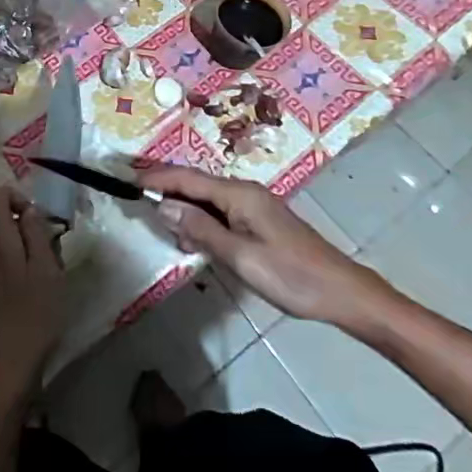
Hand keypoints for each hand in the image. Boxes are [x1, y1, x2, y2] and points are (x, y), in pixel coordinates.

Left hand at [0, 188, 66, 416]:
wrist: (2, 373)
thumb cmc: (31, 319)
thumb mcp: (46, 272)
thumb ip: (37, 235)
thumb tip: (29, 208)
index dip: (15, 195)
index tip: (37, 216)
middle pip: (3, 223)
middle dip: (30, 232)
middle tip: (54, 257)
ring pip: (7, 248)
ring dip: (29, 256)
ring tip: (50, 283)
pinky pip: (4, 270)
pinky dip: (22, 275)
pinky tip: (38, 301)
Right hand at [139, 165, 396, 331]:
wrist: (343, 293)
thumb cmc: (291, 276)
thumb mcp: (240, 257)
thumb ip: (200, 229)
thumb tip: (164, 205)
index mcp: (238, 194)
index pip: (187, 178)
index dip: (156, 178)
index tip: (127, 179)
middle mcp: (243, 192)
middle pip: (194, 184)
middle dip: (166, 191)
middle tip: (137, 204)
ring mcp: (252, 206)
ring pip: (206, 199)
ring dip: (183, 210)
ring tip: (165, 229)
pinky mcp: (258, 221)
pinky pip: (219, 212)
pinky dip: (200, 221)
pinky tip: (193, 240)